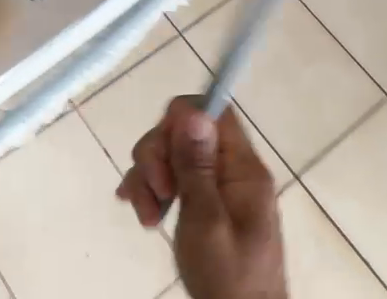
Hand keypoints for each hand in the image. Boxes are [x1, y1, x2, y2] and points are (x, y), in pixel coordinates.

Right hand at [117, 96, 285, 298]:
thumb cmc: (227, 277)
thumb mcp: (206, 221)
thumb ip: (197, 166)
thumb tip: (192, 110)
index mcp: (243, 171)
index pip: (211, 112)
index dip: (178, 120)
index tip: (164, 152)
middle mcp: (232, 171)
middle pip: (182, 131)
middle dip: (156, 156)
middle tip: (156, 192)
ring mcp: (218, 186)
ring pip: (170, 154)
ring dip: (148, 178)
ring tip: (147, 215)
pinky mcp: (203, 202)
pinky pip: (170, 178)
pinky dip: (150, 191)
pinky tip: (143, 213)